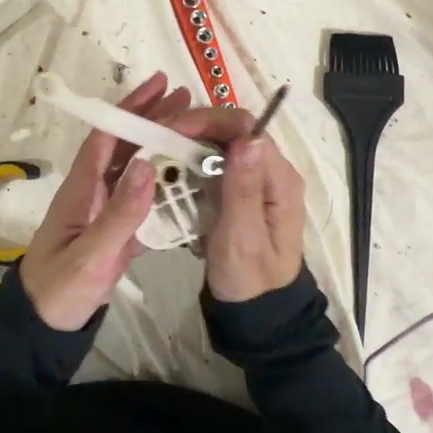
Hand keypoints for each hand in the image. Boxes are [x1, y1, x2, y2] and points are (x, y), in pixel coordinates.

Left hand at [20, 72, 191, 330]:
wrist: (43, 324)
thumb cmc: (60, 288)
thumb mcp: (91, 254)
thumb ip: (120, 214)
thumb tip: (148, 165)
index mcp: (82, 190)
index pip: (107, 138)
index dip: (131, 109)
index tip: (160, 86)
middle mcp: (93, 193)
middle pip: (124, 148)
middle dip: (152, 120)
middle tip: (188, 98)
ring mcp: (104, 213)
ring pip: (136, 172)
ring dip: (162, 151)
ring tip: (195, 132)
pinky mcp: (115, 234)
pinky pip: (143, 203)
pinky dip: (165, 189)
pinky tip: (190, 184)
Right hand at [164, 107, 307, 302]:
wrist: (256, 310)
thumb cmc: (249, 278)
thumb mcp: (243, 237)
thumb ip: (244, 188)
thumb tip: (248, 139)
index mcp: (278, 179)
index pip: (245, 128)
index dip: (206, 121)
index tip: (169, 133)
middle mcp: (270, 171)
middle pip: (231, 129)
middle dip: (191, 128)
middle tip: (153, 140)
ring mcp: (253, 180)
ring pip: (219, 144)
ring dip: (187, 143)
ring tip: (154, 151)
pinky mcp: (237, 190)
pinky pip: (213, 164)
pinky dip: (188, 161)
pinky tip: (167, 169)